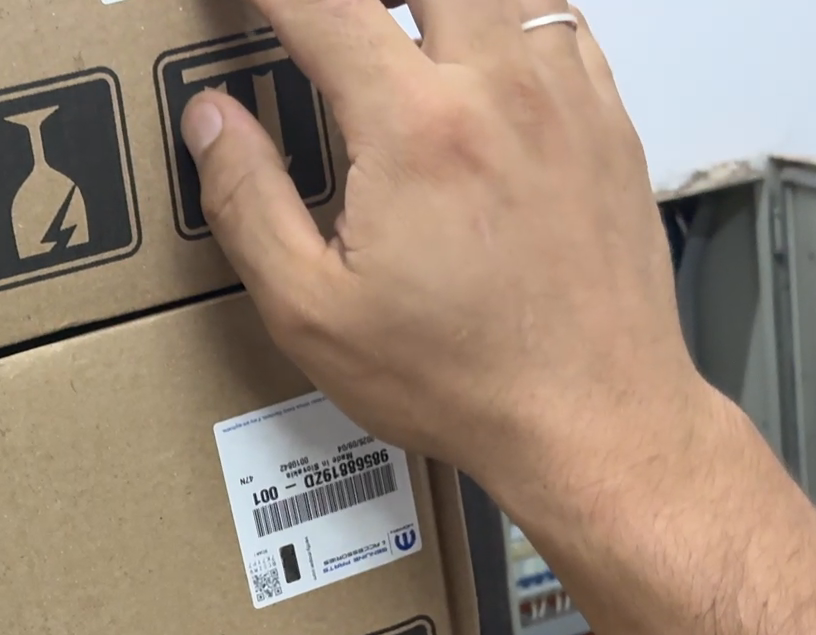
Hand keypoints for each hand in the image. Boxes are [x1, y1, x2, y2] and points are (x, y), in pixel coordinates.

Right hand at [182, 0, 708, 515]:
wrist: (583, 413)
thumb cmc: (443, 374)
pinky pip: (555, 16)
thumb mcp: (308, 311)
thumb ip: (249, 204)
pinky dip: (500, 10)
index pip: (324, 6)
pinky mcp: (605, 121)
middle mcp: (498, 84)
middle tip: (314, 13)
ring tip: (384, 24)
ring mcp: (565, 95)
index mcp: (414, 128)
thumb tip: (209, 119)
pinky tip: (472, 51)